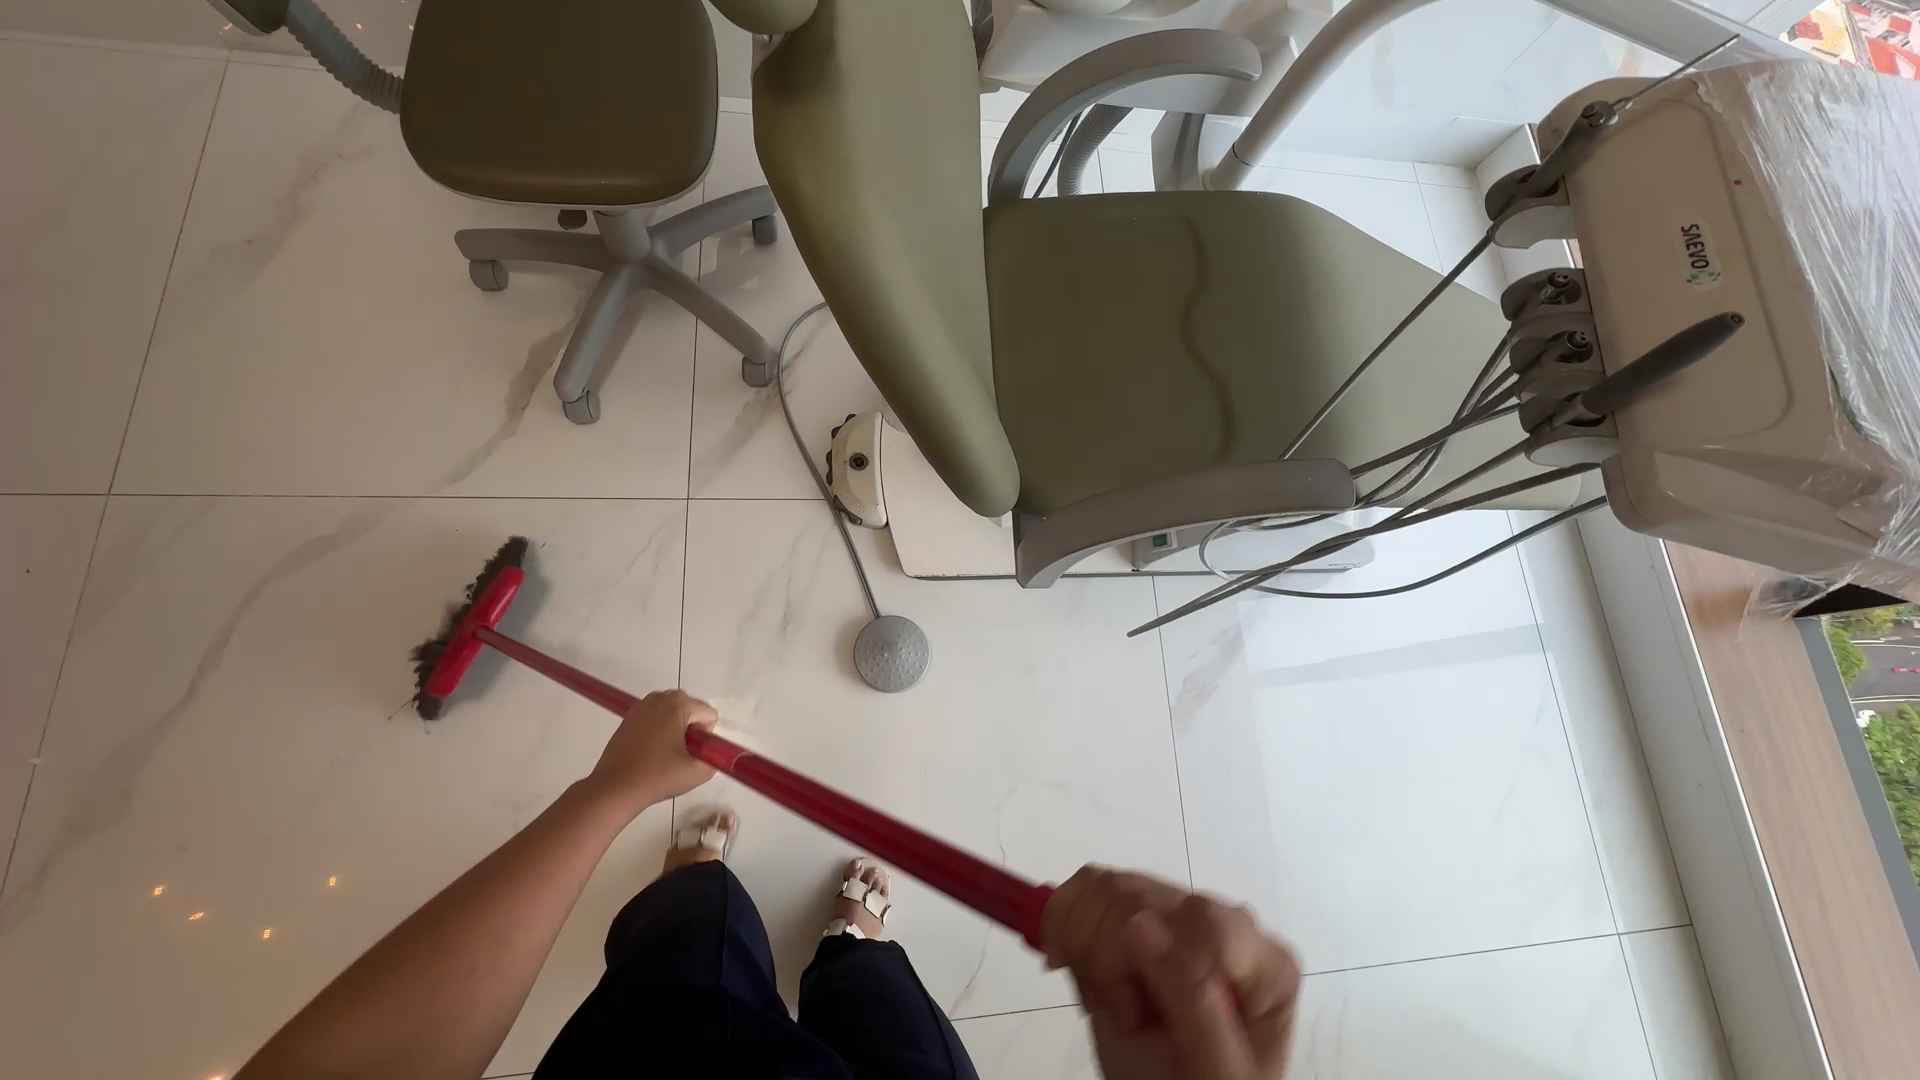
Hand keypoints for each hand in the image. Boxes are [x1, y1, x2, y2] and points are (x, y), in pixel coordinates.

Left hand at [584, 690, 717, 811]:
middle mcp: (659, 697)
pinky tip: (649, 751)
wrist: (615, 788)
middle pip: (690, 710)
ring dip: (675, 728)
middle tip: (680, 754)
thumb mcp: (698, 772)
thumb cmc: (658, 777)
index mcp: (678, 704)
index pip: (709, 715)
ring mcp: (641, 706)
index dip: (705, 737)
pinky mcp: (628, 717)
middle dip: (690, 729)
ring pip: (672, 713)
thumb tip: (709, 753)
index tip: (690, 754)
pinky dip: (658, 730)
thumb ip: (714, 758)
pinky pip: (654, 718)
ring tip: (664, 753)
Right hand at [1045, 866, 1299, 1079]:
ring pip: (1105, 885)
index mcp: (1261, 959)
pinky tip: (1080, 967)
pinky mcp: (1134, 904)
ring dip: (1083, 947)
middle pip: (1141, 897)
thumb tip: (1142, 924)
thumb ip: (1193, 1002)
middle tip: (1124, 1019)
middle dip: (1109, 961)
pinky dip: (1062, 924)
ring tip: (1108, 997)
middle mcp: (1219, 920)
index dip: (1157, 959)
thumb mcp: (1214, 1070)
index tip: (1138, 1018)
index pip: (1204, 920)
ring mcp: (1174, 907)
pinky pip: (1085, 884)